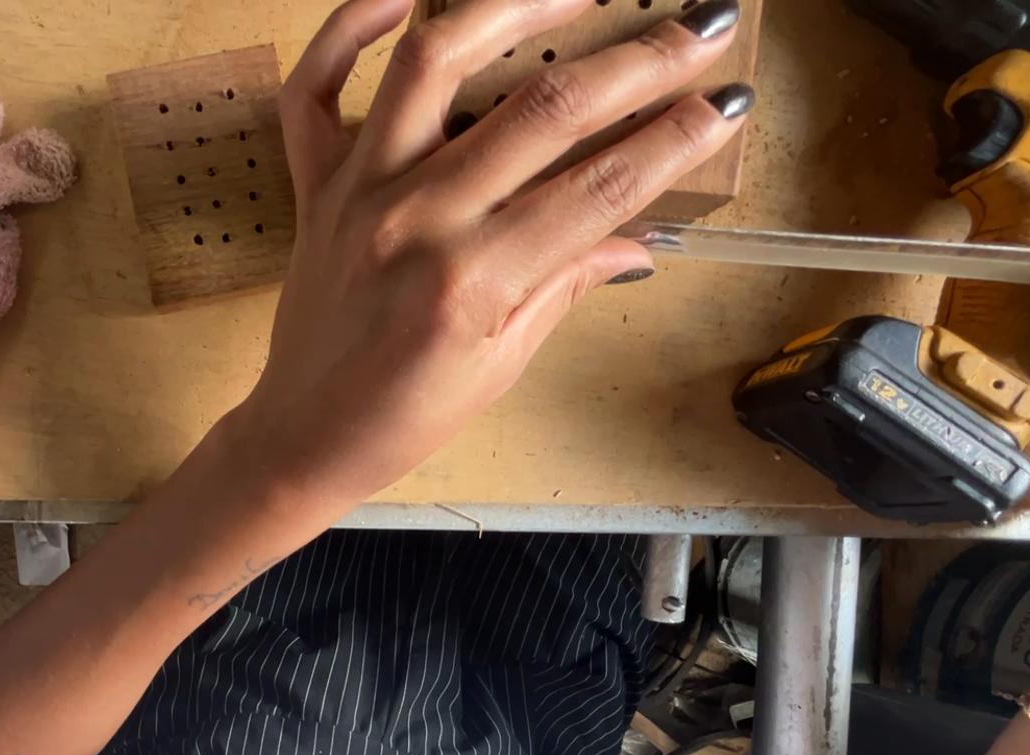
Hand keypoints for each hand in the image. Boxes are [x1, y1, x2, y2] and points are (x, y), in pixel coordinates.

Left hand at [219, 0, 751, 508]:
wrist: (304, 436)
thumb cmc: (401, 419)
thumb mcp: (497, 366)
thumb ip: (563, 287)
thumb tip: (633, 240)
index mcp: (472, 284)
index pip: (599, 188)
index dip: (675, 139)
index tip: (724, 102)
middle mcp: (415, 222)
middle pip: (544, 109)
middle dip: (642, 59)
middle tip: (706, 23)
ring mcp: (357, 196)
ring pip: (435, 58)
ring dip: (516, 2)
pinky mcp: (314, 190)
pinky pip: (316, 87)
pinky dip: (351, 24)